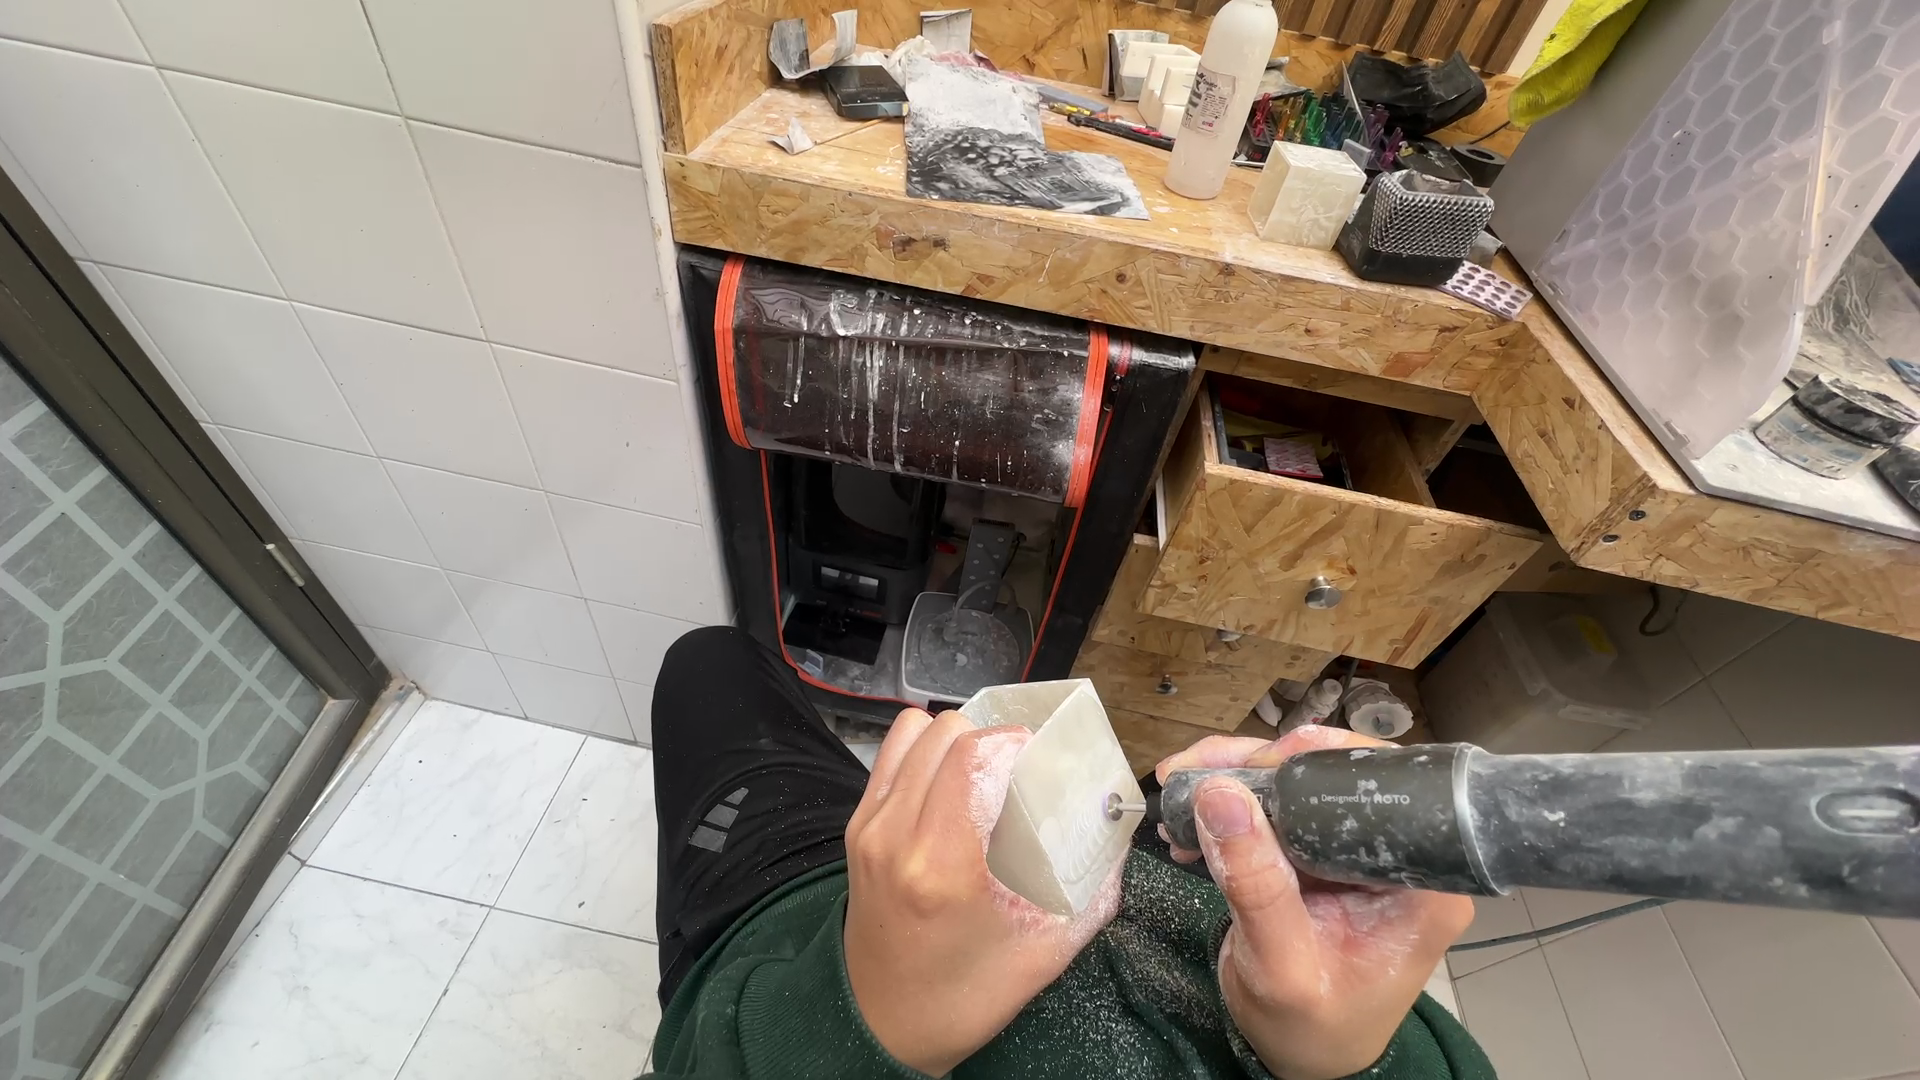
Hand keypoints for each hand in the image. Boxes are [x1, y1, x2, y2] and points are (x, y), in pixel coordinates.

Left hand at [843, 708, 1122, 1075]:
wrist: (881, 1027)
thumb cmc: (965, 996)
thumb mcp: (1044, 951)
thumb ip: (1091, 887)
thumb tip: (1116, 826)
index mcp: (943, 863)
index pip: (973, 754)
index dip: (1011, 740)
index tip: (1034, 756)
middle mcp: (896, 832)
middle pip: (946, 733)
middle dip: (986, 738)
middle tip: (1011, 770)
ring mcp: (869, 824)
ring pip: (915, 732)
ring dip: (952, 739)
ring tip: (977, 771)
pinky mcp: (855, 824)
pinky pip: (891, 752)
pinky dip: (923, 750)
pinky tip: (945, 779)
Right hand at [1157, 728, 1473, 1079]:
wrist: (1301, 1052)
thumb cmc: (1309, 1026)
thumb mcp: (1280, 965)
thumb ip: (1256, 885)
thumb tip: (1219, 793)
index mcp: (1414, 880)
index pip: (1381, 785)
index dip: (1317, 760)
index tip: (1253, 765)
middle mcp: (1390, 853)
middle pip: (1325, 772)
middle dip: (1252, 762)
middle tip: (1189, 773)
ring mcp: (1350, 849)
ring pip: (1291, 779)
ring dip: (1229, 775)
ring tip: (1176, 787)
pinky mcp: (1315, 850)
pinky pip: (1271, 804)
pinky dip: (1225, 800)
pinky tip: (1187, 818)